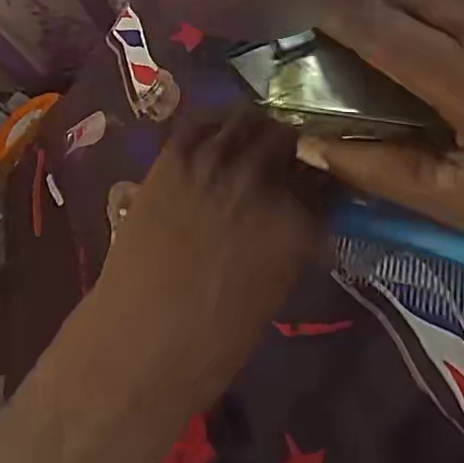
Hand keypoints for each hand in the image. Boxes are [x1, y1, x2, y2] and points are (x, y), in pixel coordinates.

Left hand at [0, 113, 326, 462]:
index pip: (323, 178)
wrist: (140, 343)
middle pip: (285, 138)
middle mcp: (261, 182)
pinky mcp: (174, 158)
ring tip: (249, 138)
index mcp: (296, 222)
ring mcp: (214, 164)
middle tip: (279, 154)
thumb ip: (290, 235)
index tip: (313, 177)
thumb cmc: (214, 340)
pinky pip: (201, 123)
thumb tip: (296, 207)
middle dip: (287, 145)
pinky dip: (213, 125)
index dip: (318, 176)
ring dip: (253, 127)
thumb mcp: (275, 286)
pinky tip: (215, 137)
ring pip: (245, 120)